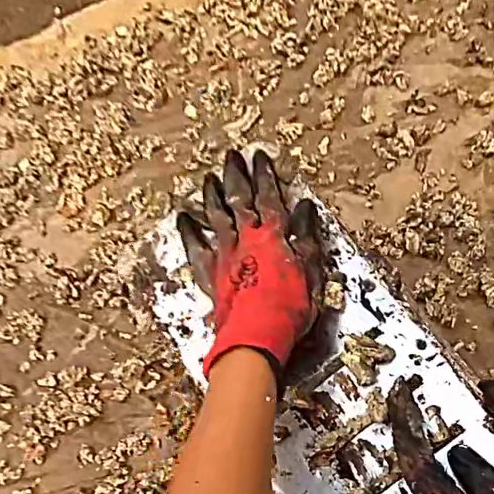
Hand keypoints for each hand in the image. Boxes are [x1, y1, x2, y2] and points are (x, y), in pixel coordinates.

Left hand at [177, 149, 325, 378]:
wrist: (255, 337)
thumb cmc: (288, 310)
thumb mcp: (311, 274)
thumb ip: (306, 240)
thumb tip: (304, 209)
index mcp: (273, 237)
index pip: (270, 198)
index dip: (265, 176)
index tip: (259, 158)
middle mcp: (246, 239)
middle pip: (238, 199)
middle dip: (236, 176)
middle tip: (231, 156)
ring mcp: (225, 256)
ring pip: (216, 217)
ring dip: (212, 196)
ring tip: (209, 180)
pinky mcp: (211, 276)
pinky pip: (196, 248)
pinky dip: (189, 231)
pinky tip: (183, 218)